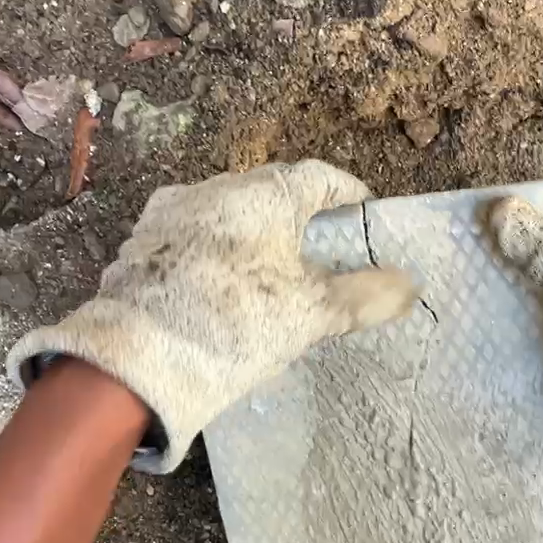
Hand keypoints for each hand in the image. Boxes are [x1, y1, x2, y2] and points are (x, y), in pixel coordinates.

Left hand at [8, 160, 416, 472]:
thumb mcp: (312, 315)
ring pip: (229, 215)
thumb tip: (408, 285)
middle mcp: (212, 189)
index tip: (366, 217)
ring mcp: (169, 214)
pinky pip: (194, 238)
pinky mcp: (140, 245)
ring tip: (271, 274)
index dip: (350, 194)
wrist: (133, 365)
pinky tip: (220, 290)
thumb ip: (366, 296)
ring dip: (256, 235)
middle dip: (302, 218)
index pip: (320, 177)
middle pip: (273, 193)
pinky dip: (218, 254)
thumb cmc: (235, 327)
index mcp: (261, 194)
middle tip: (322, 253)